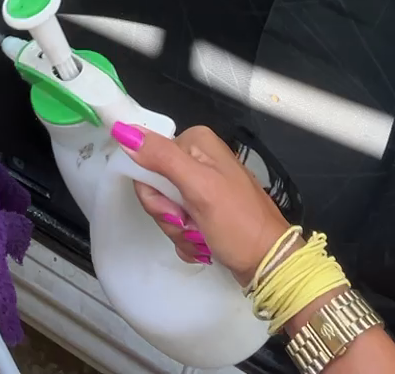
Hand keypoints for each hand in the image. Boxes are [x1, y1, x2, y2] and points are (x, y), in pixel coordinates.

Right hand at [114, 123, 286, 286]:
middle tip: (190, 224)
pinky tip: (203, 243)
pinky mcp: (203, 206)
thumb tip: (123, 130)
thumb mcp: (198, 187)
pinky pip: (176, 219)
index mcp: (195, 141)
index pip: (147, 158)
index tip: (175, 208)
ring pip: (164, 206)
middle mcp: (197, 157)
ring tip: (201, 237)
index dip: (155, 190)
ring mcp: (200, 183)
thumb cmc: (239, 223)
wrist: (271, 265)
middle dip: (169, 214)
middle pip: (155, 184)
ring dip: (178, 229)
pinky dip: (186, 236)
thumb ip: (161, 157)